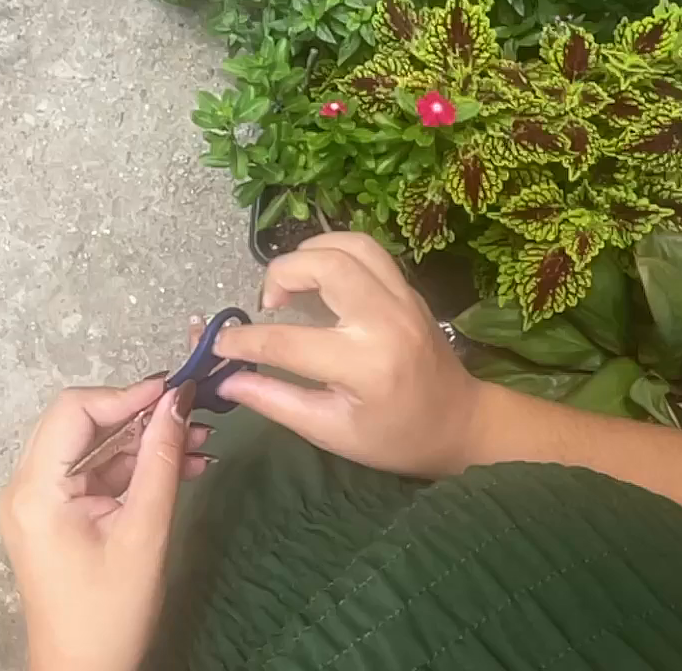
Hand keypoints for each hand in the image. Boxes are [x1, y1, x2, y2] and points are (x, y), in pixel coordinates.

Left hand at [0, 378, 211, 670]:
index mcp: (35, 490)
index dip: (126, 393)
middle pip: (82, 421)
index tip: (174, 389)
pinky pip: (96, 470)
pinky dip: (136, 464)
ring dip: (144, 439)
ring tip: (198, 438)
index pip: (74, 410)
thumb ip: (161, 458)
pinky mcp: (56, 510)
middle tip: (189, 411)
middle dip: (140, 413)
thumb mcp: (144, 532)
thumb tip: (178, 399)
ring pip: (95, 443)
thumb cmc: (110, 614)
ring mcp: (39, 498)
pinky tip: (181, 462)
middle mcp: (27, 485)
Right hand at [213, 232, 487, 477]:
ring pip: (348, 245)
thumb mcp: (332, 431)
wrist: (460, 422)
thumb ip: (275, 401)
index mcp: (364, 365)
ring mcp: (401, 297)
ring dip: (308, 252)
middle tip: (268, 304)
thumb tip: (226, 379)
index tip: (221, 343)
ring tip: (291, 282)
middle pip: (323, 266)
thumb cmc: (395, 437)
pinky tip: (319, 273)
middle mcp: (384, 320)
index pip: (287, 342)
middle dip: (281, 274)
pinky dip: (334, 250)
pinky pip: (367, 249)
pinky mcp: (407, 287)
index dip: (244, 341)